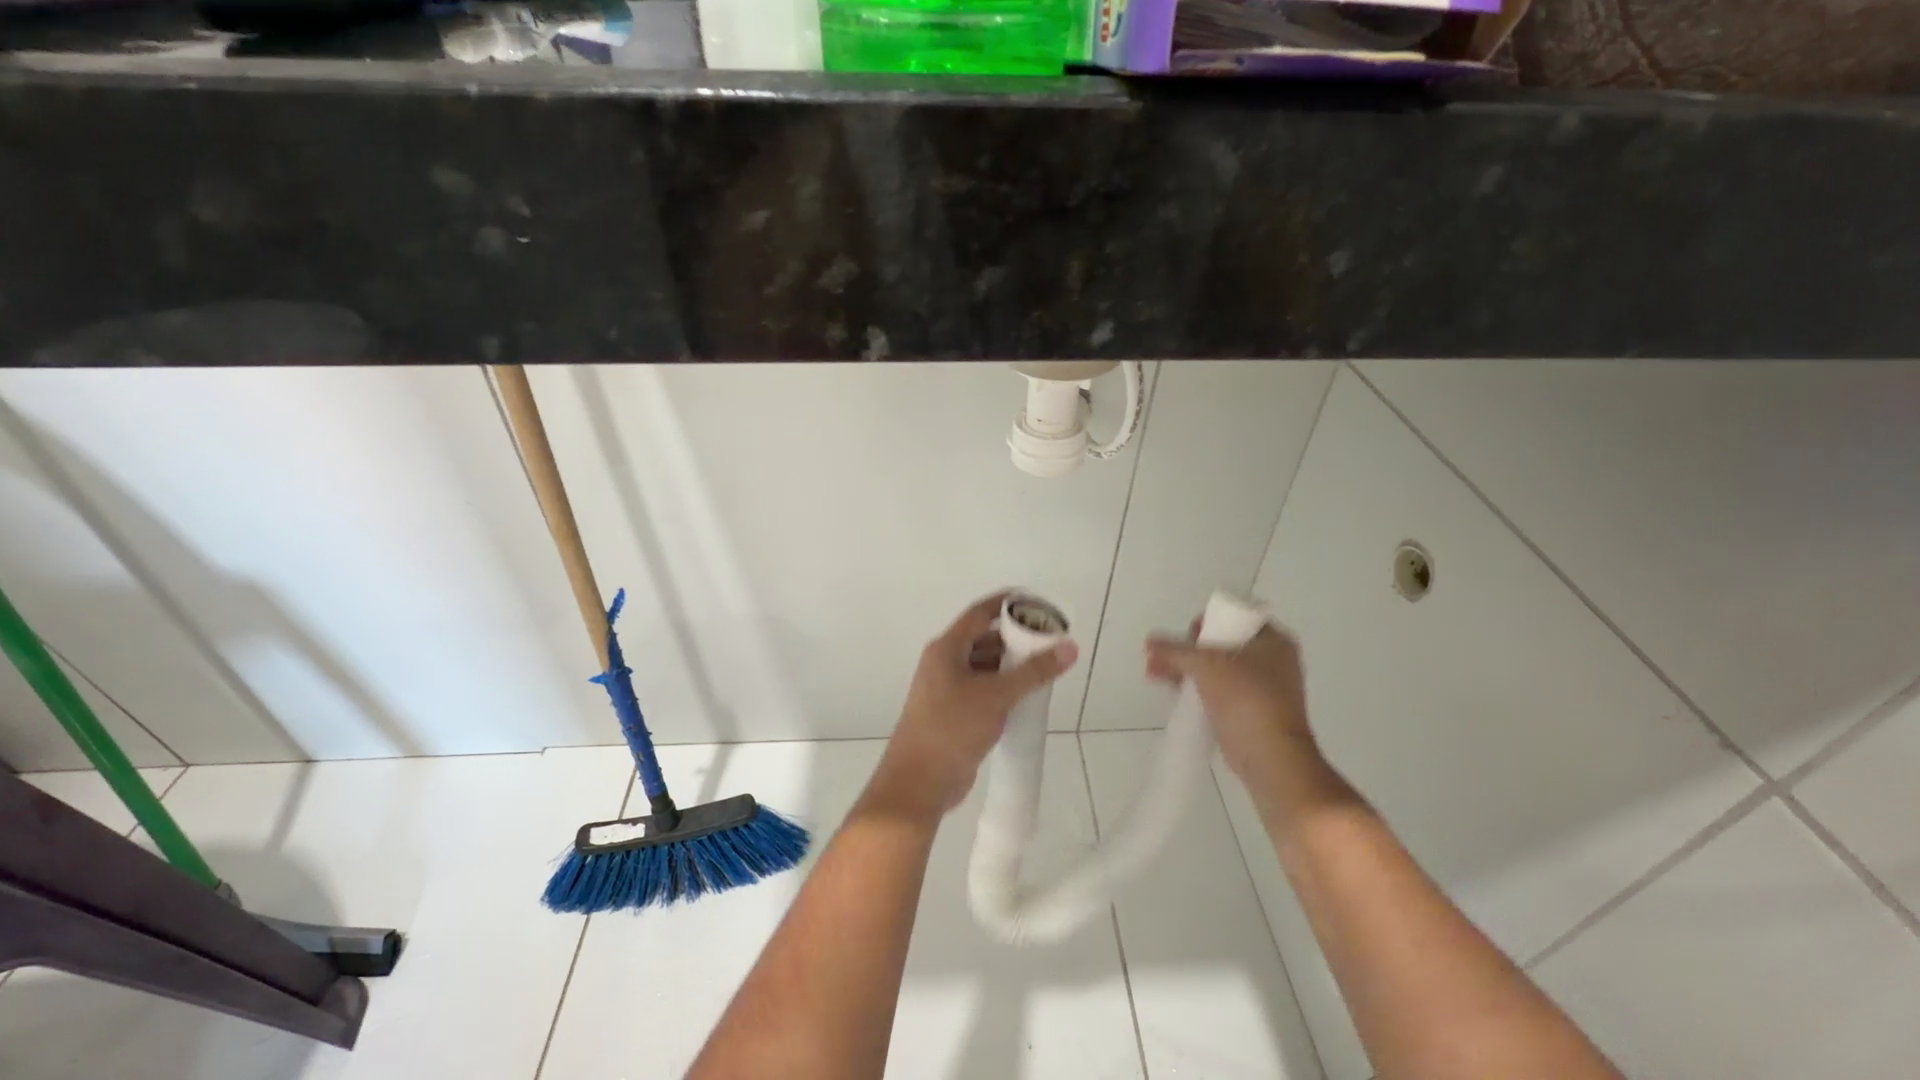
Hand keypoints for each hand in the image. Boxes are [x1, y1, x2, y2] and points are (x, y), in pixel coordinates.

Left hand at [864, 592, 1079, 821]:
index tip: (1039, 603)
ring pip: (984, 667)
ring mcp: (947, 690)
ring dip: (1011, 666)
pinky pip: (983, 691)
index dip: (1008, 604)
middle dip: (1016, 639)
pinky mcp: (953, 714)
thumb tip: (1070, 647)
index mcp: (946, 649)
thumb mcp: (997, 695)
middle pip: (983, 639)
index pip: (980, 613)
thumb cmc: (953, 728)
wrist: (919, 782)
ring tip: (1047, 669)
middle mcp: (944, 663)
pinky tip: (1028, 697)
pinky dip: (1004, 689)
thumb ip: (1035, 671)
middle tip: (1051, 642)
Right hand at [1145, 620, 1319, 788]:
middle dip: (1186, 651)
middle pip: (1221, 644)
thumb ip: (1175, 651)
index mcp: (1272, 640)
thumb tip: (1149, 641)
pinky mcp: (1251, 714)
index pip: (1234, 617)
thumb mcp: (1206, 665)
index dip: (1205, 623)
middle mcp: (1272, 661)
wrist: (1271, 757)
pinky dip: (1197, 691)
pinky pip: (1218, 693)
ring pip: (1217, 671)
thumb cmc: (1245, 699)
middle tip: (1159, 657)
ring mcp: (1263, 689)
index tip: (1185, 638)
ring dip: (1185, 671)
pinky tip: (1171, 692)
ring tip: (1154, 674)